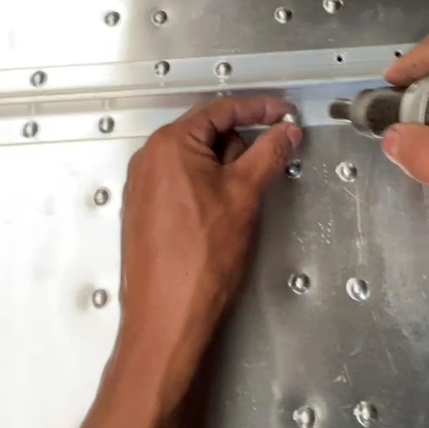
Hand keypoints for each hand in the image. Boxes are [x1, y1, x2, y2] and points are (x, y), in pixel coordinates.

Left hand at [79, 97, 300, 427]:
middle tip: (259, 174)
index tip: (283, 114)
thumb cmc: (200, 259)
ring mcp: (143, 183)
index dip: (259, 109)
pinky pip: (181, 181)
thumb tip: (285, 132)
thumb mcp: (245, 194)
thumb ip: (268, 153)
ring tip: (236, 207)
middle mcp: (150, 157)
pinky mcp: (144, 209)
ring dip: (224, 171)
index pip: (222, 109)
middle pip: (208, 132)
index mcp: (170, 144)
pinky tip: (218, 218)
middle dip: (239, 148)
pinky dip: (206, 188)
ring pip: (196, 159)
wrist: (166, 318)